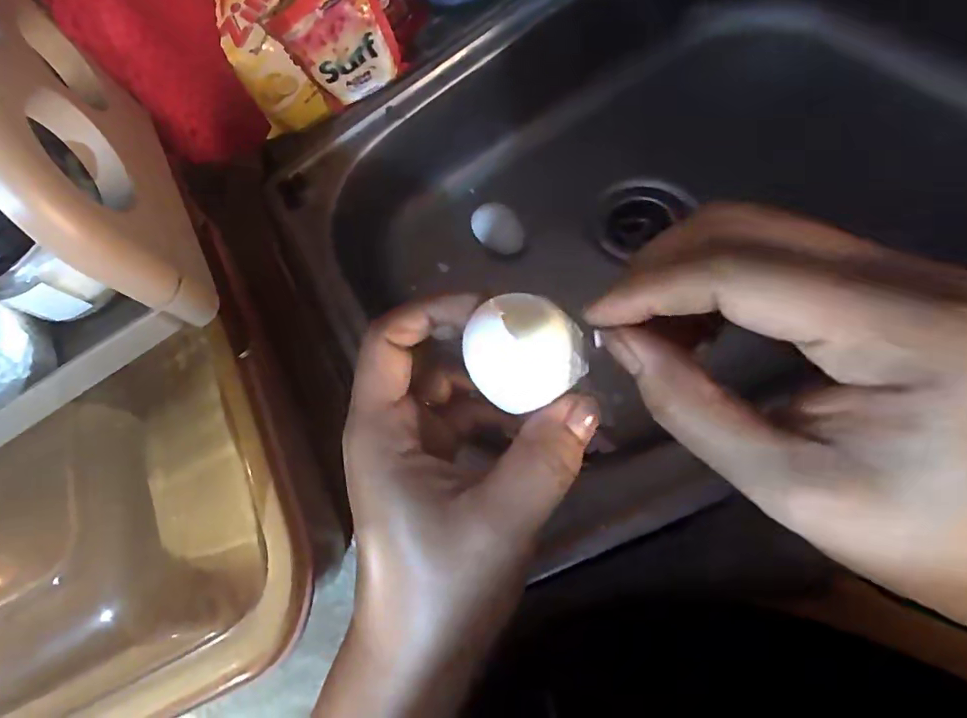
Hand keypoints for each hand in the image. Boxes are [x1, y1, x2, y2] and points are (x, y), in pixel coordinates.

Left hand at [316, 294, 597, 717]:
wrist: (417, 657)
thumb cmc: (440, 585)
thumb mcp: (498, 518)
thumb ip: (544, 457)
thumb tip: (588, 402)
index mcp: (378, 422)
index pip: (389, 337)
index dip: (432, 310)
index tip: (489, 309)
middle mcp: (387, 425)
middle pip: (424, 359)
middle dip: (475, 344)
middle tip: (531, 337)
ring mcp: (409, 448)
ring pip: (448, 391)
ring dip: (494, 384)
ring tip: (549, 382)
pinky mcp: (431, 471)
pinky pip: (464, 425)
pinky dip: (499, 420)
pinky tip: (542, 430)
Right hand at [583, 203, 966, 619]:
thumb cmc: (940, 547)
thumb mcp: (794, 493)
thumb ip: (692, 408)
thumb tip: (620, 341)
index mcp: (917, 331)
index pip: (745, 271)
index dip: (654, 286)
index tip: (594, 316)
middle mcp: (925, 277)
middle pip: (751, 228)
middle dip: (664, 266)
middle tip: (619, 318)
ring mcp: (924, 271)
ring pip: (765, 229)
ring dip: (690, 267)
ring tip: (653, 324)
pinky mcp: (910, 281)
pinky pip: (791, 253)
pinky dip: (727, 277)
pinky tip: (706, 321)